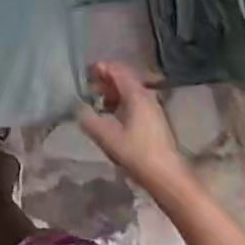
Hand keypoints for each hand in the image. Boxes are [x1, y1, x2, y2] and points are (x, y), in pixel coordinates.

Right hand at [75, 61, 195, 197]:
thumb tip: (78, 108)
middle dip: (106, 80)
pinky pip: (136, 101)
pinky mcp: (156, 119)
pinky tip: (113, 116)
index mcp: (135, 94)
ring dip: (113, 92)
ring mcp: (153, 107)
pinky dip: (122, 101)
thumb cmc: (135, 152)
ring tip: (99, 102)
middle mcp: (146, 95)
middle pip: (124, 78)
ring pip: (130, 90)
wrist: (166, 176)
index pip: (116, 70)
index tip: (86, 73)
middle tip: (90, 88)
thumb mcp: (105, 136)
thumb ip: (88, 119)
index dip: (100, 68)